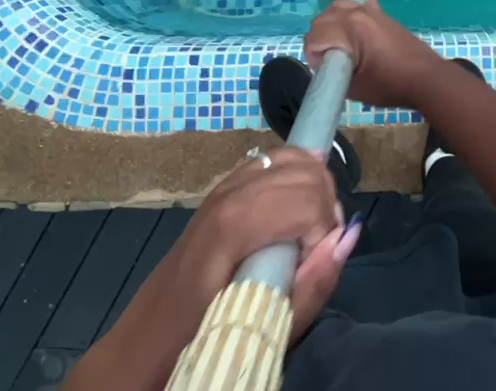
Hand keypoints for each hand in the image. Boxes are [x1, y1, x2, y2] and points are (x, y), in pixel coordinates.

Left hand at [67, 147, 354, 390]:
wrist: (148, 340)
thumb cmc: (201, 338)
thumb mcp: (262, 330)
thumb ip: (311, 286)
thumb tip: (347, 237)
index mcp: (233, 224)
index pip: (307, 197)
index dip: (324, 229)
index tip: (314, 264)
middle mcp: (230, 192)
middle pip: (306, 170)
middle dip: (325, 206)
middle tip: (317, 249)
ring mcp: (226, 184)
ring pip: (294, 156)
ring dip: (314, 189)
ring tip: (307, 232)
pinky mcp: (226, 186)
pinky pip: (276, 161)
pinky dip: (296, 178)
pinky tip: (292, 214)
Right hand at [306, 0, 442, 109]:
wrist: (426, 77)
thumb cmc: (389, 85)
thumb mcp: (353, 87)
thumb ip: (332, 73)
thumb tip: (326, 63)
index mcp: (349, 29)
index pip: (314, 36)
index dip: (313, 56)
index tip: (324, 71)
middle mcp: (357, 13)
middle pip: (323, 18)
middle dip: (318, 39)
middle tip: (328, 61)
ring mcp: (371, 11)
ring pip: (338, 8)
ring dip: (331, 24)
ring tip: (338, 46)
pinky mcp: (382, 14)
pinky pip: (359, 6)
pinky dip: (351, 14)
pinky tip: (354, 26)